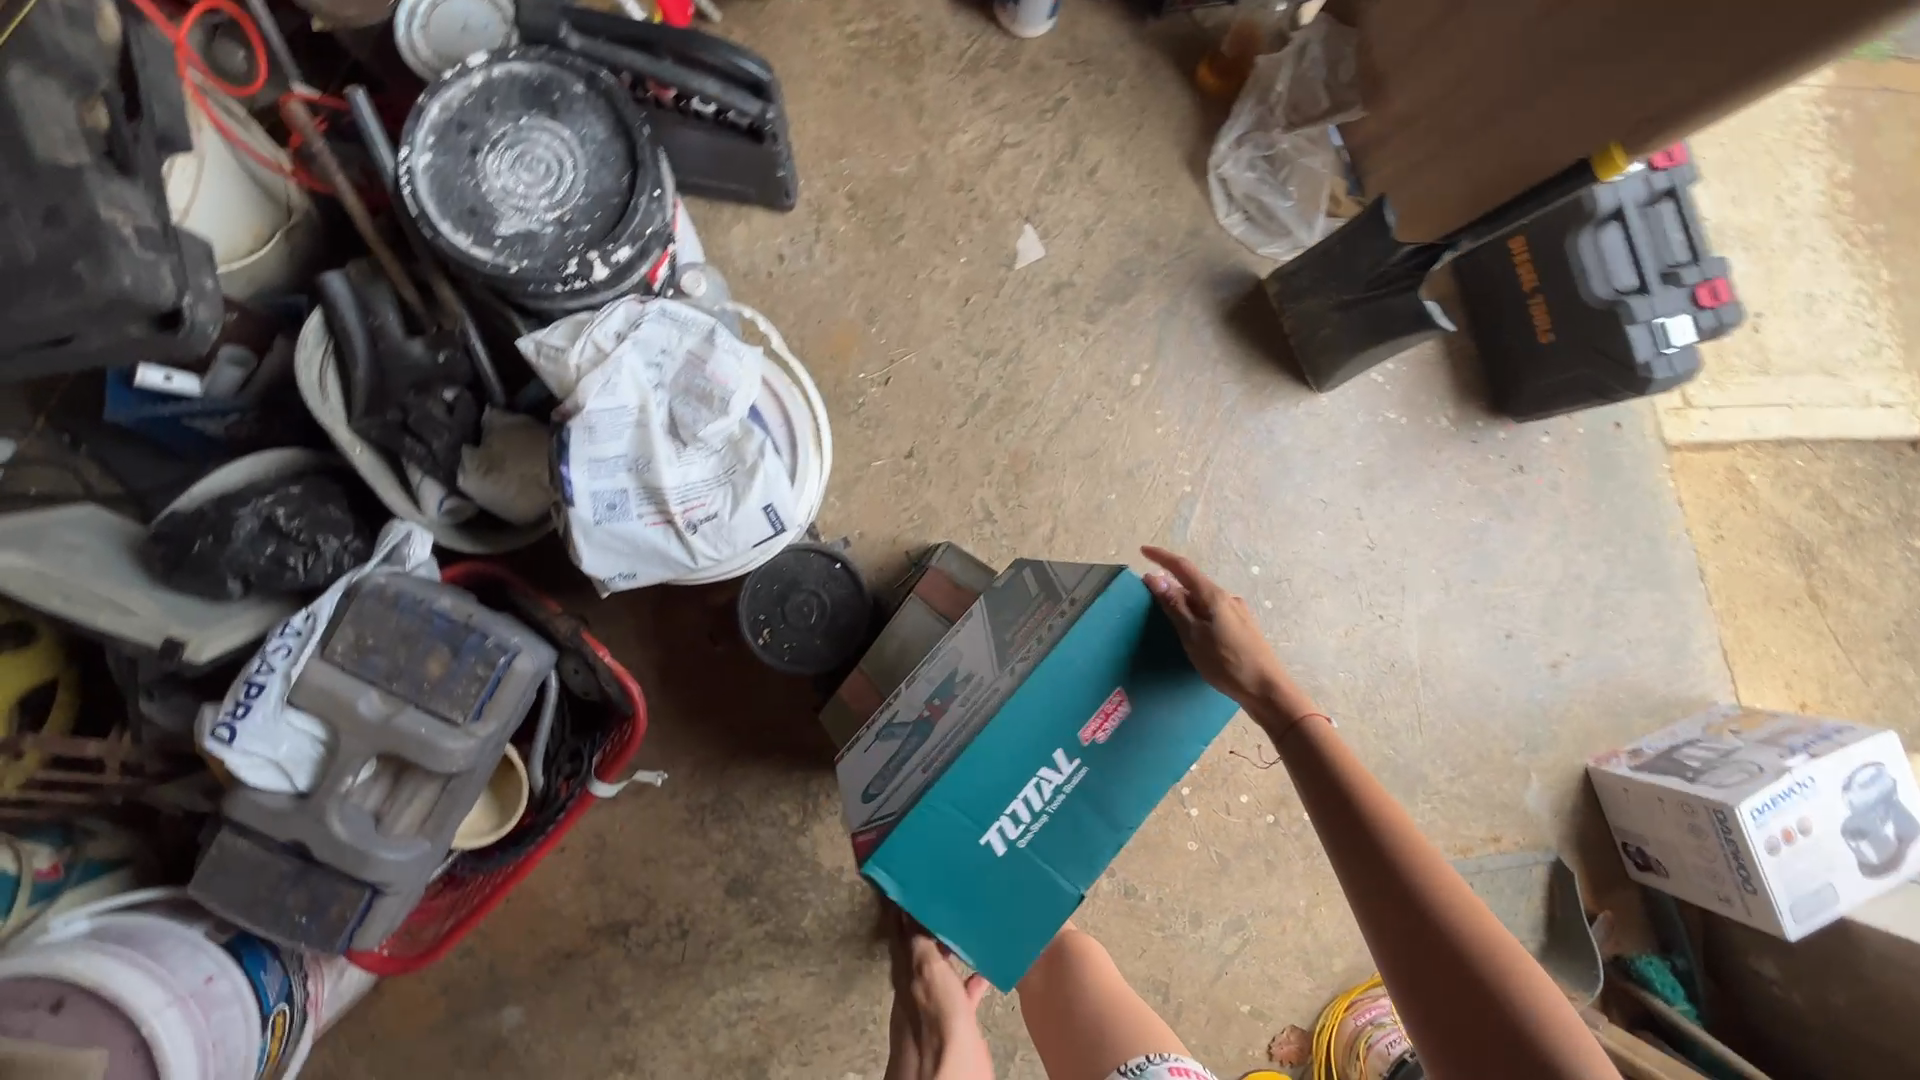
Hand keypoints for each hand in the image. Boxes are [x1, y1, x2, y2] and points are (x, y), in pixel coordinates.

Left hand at [884, 908, 994, 1079]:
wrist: (951, 1069)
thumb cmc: (937, 1017)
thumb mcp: (926, 969)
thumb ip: (920, 941)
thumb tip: (910, 906)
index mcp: (905, 967)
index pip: (898, 927)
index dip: (902, 904)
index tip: (911, 879)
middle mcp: (915, 982)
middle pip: (919, 944)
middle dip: (927, 921)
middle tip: (941, 894)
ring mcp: (934, 1002)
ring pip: (939, 966)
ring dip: (949, 947)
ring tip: (964, 926)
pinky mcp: (956, 1020)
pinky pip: (962, 991)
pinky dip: (972, 978)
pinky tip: (984, 970)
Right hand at [1141, 546, 1317, 735]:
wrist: (1268, 690)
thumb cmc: (1227, 663)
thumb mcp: (1193, 636)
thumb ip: (1174, 606)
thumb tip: (1154, 577)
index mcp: (1214, 596)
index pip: (1183, 568)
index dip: (1161, 557)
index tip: (1142, 550)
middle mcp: (1227, 598)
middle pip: (1193, 583)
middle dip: (1171, 584)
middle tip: (1149, 596)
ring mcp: (1237, 612)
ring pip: (1203, 599)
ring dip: (1184, 601)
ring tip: (1168, 618)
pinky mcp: (1241, 627)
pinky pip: (1211, 611)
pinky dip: (1196, 613)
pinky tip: (1193, 631)